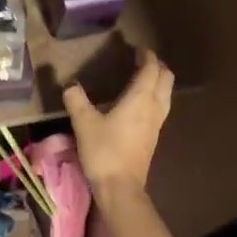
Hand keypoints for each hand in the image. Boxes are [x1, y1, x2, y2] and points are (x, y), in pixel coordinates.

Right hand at [64, 48, 173, 194]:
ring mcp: (157, 124)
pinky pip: (161, 108)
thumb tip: (70, 86)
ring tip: (143, 79)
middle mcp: (154, 108)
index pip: (151, 69)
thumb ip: (76, 101)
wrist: (120, 187)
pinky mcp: (153, 138)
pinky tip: (139, 104)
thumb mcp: (84, 123)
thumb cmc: (104, 151)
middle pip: (166, 79)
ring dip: (158, 82)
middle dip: (157, 66)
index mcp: (140, 99)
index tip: (137, 49)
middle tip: (143, 61)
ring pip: (166, 95)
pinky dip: (154, 97)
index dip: (146, 56)